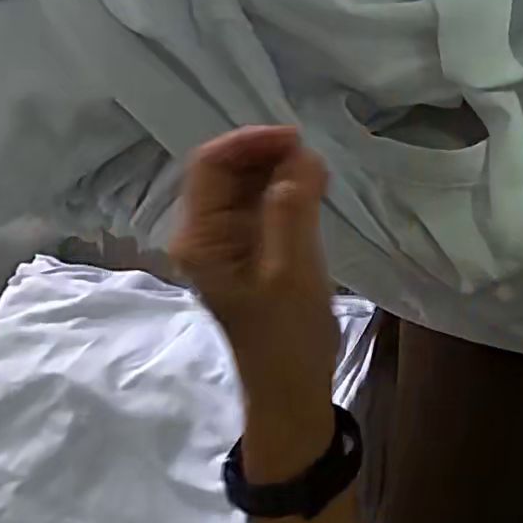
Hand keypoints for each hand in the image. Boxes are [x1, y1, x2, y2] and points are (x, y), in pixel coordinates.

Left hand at [170, 126, 338, 478]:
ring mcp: (232, 240)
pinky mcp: (257, 248)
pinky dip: (291, 189)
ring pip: (250, 184)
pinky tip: (317, 190)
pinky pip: (268, 204)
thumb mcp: (291, 271)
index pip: (212, 165)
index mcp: (201, 237)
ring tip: (320, 173)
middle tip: (315, 157)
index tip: (297, 138)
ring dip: (282, 170)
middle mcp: (208, 232)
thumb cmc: (286, 334)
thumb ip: (291, 212)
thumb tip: (302, 157)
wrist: (292, 384)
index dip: (250, 142)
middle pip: (229, 171)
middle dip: (269, 154)